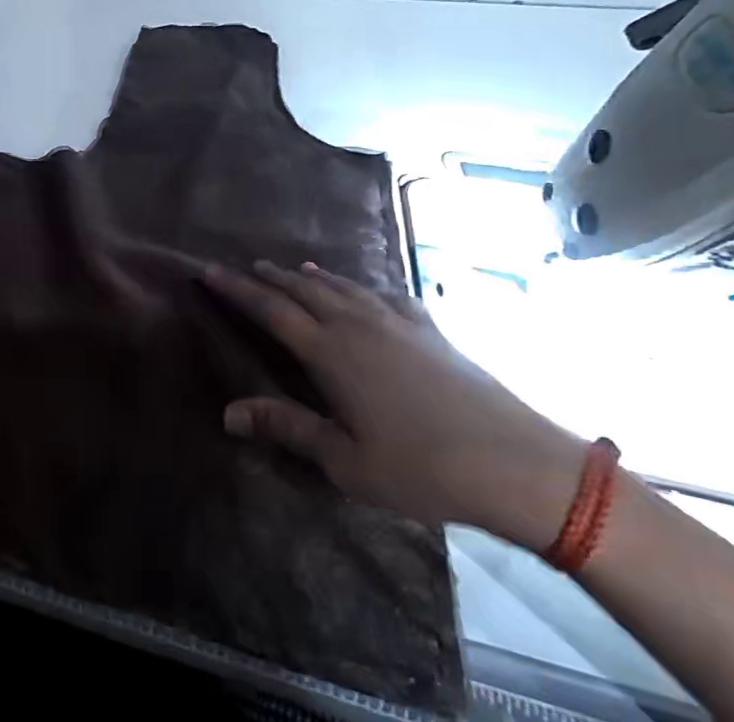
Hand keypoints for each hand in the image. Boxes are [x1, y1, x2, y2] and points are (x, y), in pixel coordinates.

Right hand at [204, 259, 586, 549]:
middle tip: (247, 265)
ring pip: (344, 288)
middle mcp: (359, 327)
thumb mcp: (345, 460)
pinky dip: (363, 287)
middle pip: (305, 291)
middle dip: (272, 277)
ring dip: (313, 277)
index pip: (271, 310)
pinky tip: (365, 291)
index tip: (209, 270)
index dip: (237, 289)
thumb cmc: (424, 469)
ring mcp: (400, 325)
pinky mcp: (433, 333)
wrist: (524, 468)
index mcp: (331, 353)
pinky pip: (386, 297)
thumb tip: (227, 413)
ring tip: (294, 269)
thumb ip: (287, 427)